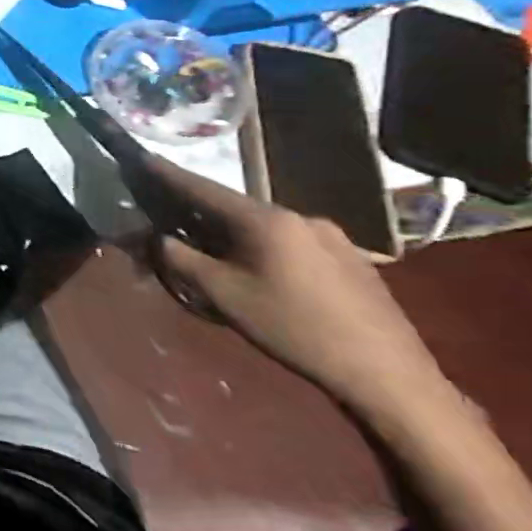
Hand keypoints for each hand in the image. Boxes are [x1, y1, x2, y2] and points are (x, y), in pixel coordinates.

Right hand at [139, 158, 449, 417]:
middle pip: (235, 208)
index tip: (144, 157)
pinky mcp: (351, 257)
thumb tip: (158, 239)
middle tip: (180, 230)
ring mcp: (330, 234)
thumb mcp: (226, 297)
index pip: (204, 189)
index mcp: (265, 219)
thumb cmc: (296, 330)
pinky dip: (270, 251)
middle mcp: (298, 214)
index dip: (169, 175)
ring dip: (239, 238)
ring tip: (227, 266)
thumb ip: (184, 262)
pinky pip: (294, 243)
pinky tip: (273, 282)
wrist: (387, 373)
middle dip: (204, 216)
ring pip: (267, 227)